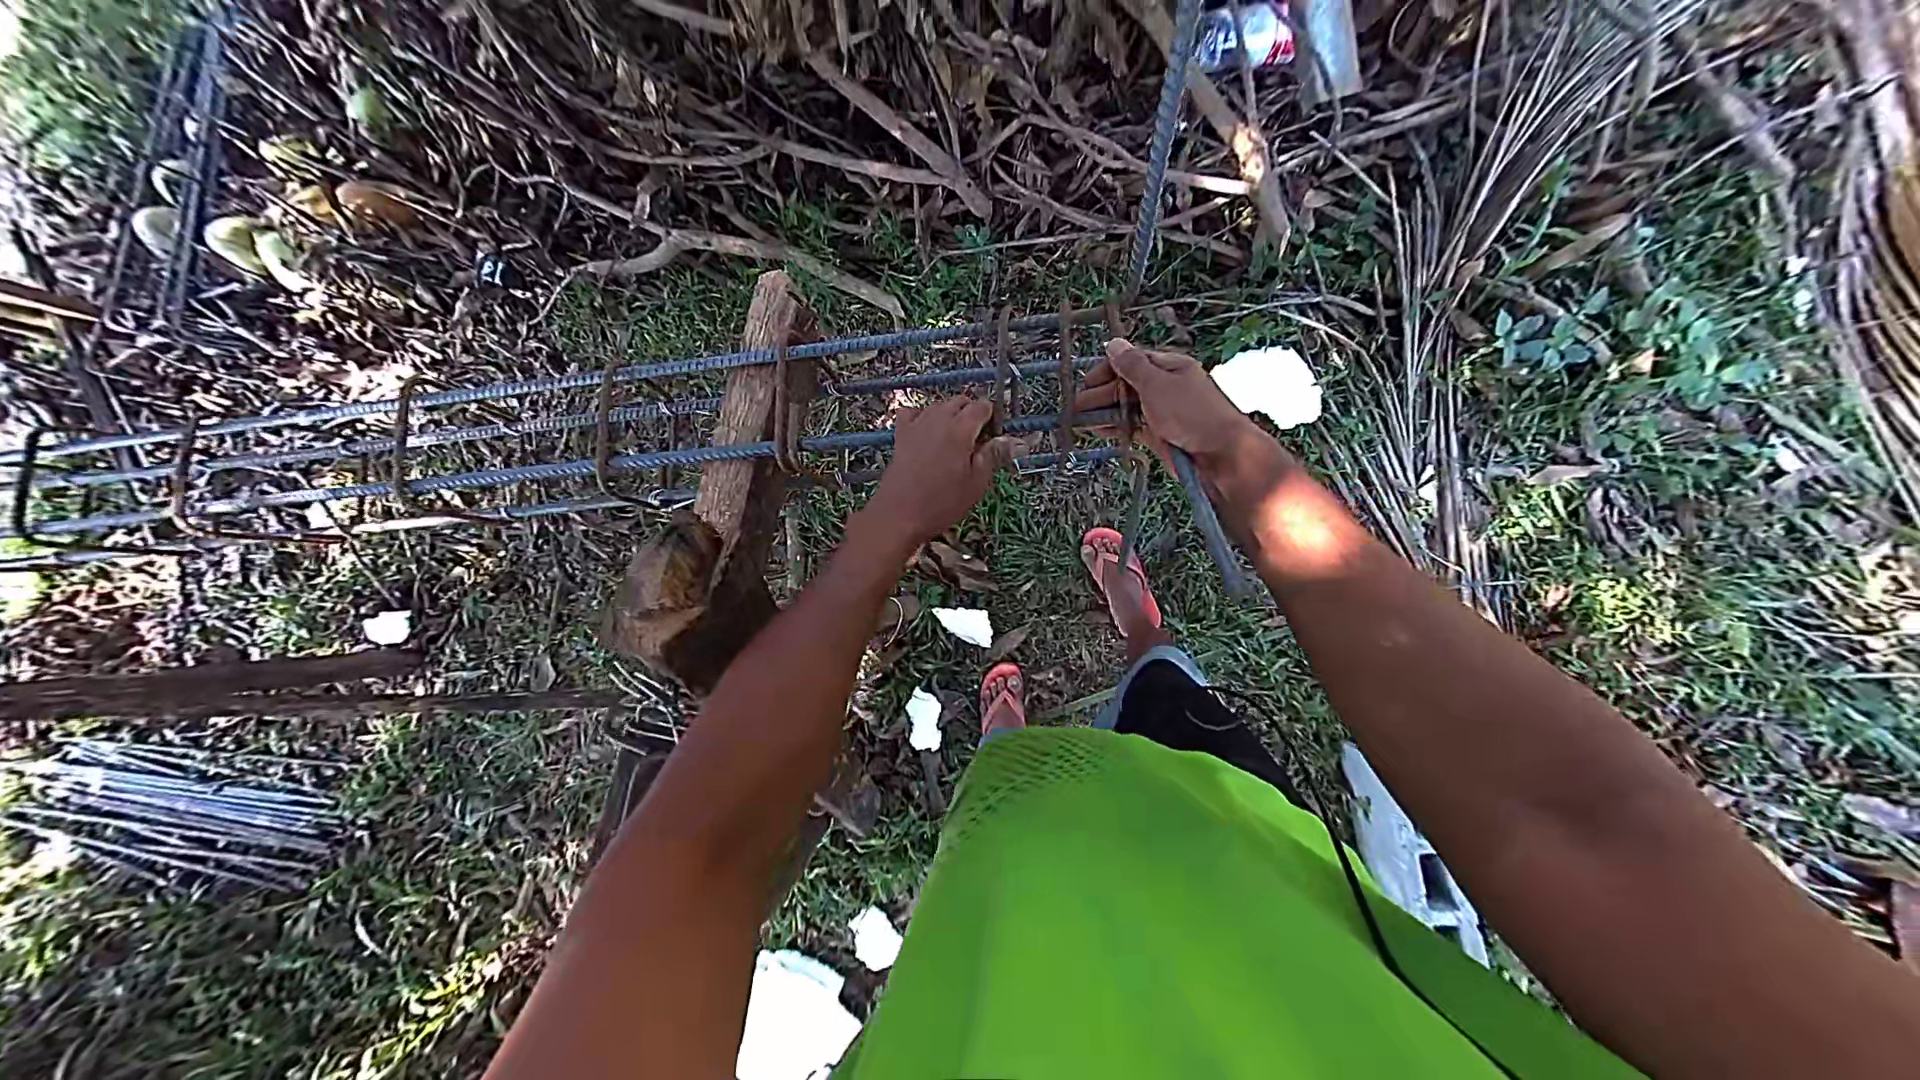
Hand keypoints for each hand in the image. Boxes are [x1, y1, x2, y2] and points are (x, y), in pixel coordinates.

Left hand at [863, 396, 1019, 548]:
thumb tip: (1016, 440)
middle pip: (960, 402)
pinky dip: (922, 418)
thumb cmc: (942, 503)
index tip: (994, 437)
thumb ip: (993, 455)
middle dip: (972, 415)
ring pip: (938, 406)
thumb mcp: (976, 483)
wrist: (899, 515)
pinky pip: (913, 414)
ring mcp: (916, 424)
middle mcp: (938, 419)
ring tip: (954, 442)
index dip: (992, 419)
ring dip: (950, 416)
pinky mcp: (900, 434)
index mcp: (960, 429)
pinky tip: (927, 435)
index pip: (982, 407)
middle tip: (976, 442)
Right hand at [1073, 338, 1296, 502]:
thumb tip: (1113, 343)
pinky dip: (1115, 427)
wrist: (1221, 455)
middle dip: (1100, 394)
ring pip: (1126, 407)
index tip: (1087, 383)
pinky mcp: (1159, 434)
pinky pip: (1131, 426)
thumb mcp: (1157, 384)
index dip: (1107, 370)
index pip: (1131, 361)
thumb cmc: (1192, 414)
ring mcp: (1162, 412)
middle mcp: (1165, 386)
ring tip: (1080, 421)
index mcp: (1168, 366)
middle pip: (1125, 385)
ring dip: (1104, 411)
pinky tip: (1099, 430)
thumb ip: (1132, 366)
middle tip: (1077, 407)